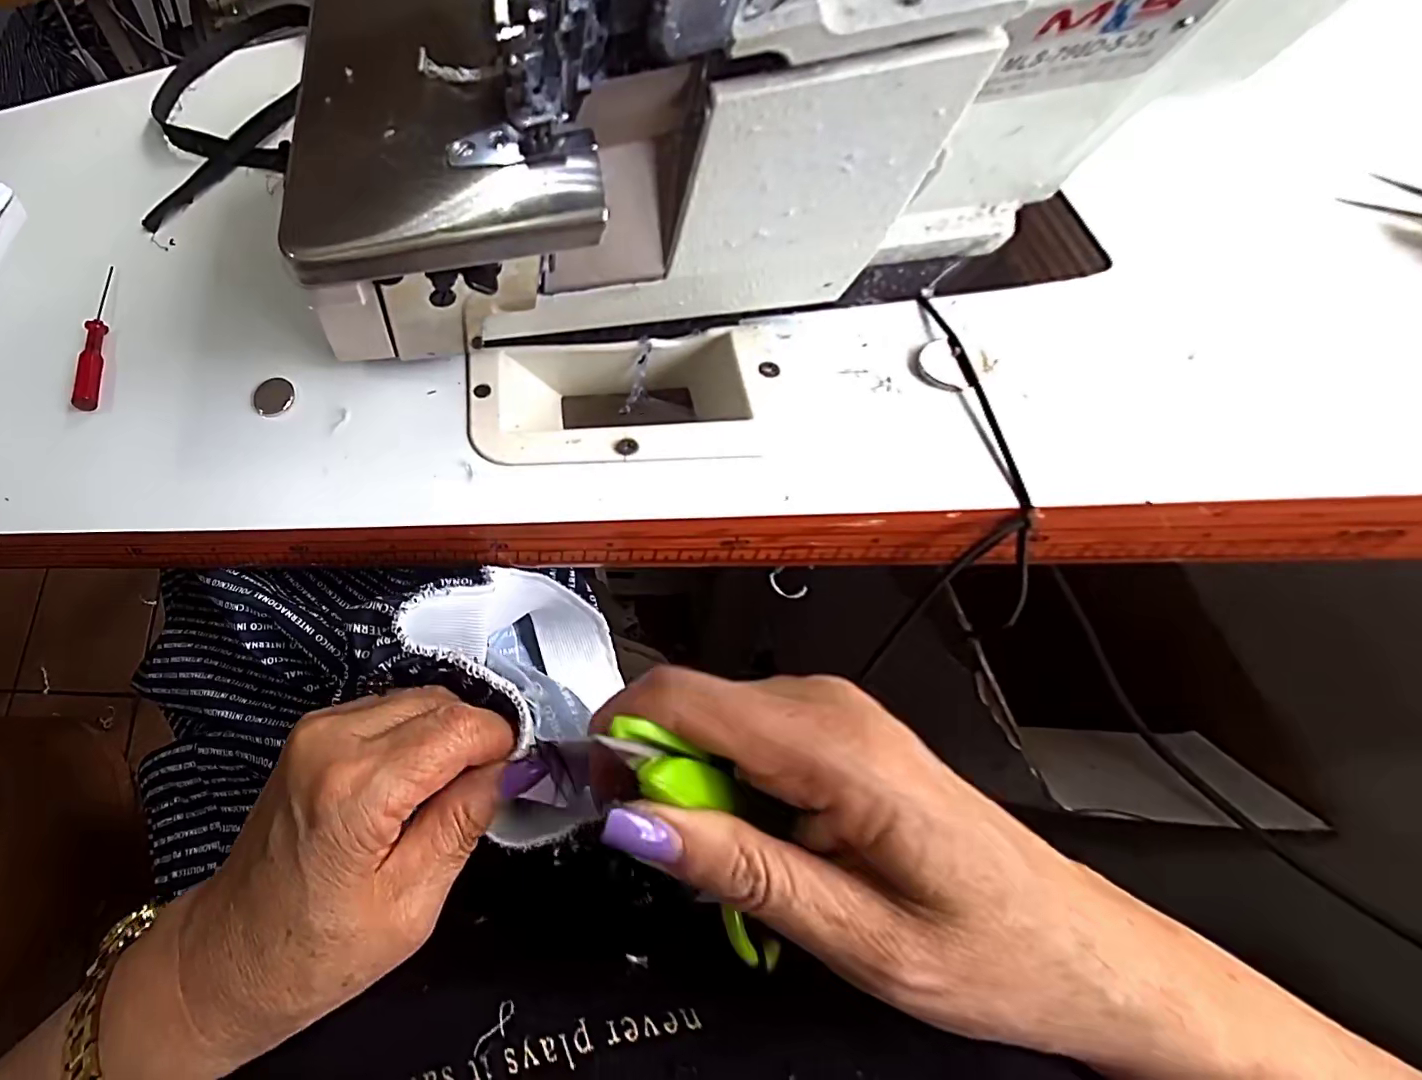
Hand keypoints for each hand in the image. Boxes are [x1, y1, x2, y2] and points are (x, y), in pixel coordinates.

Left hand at [103, 687, 513, 1078]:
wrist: (233, 950)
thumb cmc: (315, 949)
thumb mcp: (410, 906)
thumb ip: (462, 823)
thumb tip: (506, 770)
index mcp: (356, 790)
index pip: (457, 727)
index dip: (498, 744)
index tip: (515, 770)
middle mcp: (331, 741)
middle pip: (439, 703)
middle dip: (474, 738)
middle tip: (485, 787)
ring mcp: (316, 729)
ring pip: (415, 699)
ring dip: (444, 734)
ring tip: (444, 791)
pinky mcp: (312, 729)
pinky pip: (387, 708)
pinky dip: (414, 732)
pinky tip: (412, 779)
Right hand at [592, 667, 1414, 1079]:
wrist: (1087, 947)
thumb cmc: (996, 951)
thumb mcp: (854, 938)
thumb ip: (733, 867)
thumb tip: (635, 822)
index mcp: (834, 747)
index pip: (677, 696)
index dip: (618, 737)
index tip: (605, 797)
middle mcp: (825, 705)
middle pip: (683, 703)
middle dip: (651, 767)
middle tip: (674, 848)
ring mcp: (827, 707)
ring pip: (703, 715)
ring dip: (686, 777)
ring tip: (726, 851)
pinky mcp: (825, 722)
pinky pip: (734, 727)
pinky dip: (717, 774)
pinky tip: (757, 828)